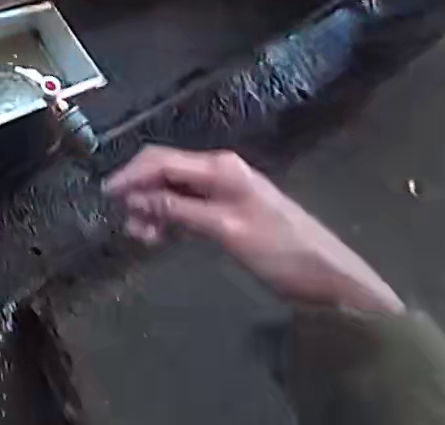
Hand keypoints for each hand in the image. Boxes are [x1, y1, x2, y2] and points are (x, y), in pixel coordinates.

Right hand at [103, 145, 403, 314]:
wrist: (336, 284)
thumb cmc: (282, 251)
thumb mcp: (226, 230)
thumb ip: (177, 210)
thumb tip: (135, 198)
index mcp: (218, 167)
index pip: (161, 160)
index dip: (131, 174)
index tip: (108, 192)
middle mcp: (217, 170)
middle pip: (164, 172)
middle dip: (140, 192)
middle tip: (123, 217)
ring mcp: (222, 189)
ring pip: (173, 190)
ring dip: (153, 208)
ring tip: (140, 233)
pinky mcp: (226, 208)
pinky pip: (186, 205)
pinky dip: (169, 217)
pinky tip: (159, 234)